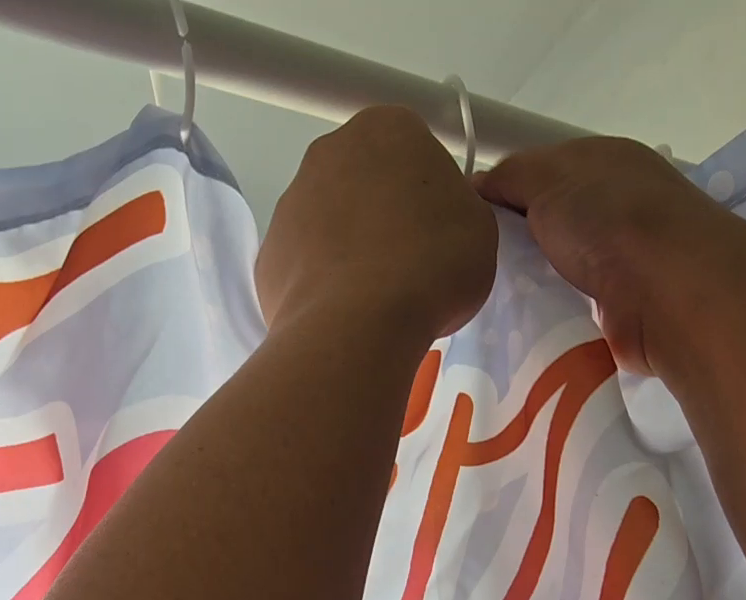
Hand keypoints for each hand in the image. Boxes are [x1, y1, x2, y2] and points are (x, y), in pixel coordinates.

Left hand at [257, 106, 497, 344]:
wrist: (358, 325)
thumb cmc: (431, 264)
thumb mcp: (478, 226)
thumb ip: (455, 206)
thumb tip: (433, 218)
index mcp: (386, 128)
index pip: (411, 149)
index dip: (427, 192)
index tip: (436, 228)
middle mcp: (327, 153)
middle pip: (361, 181)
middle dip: (379, 214)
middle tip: (407, 262)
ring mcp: (288, 204)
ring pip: (325, 222)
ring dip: (346, 249)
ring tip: (373, 295)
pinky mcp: (266, 256)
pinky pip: (301, 265)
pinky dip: (318, 284)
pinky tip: (341, 312)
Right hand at [475, 137, 745, 376]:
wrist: (668, 292)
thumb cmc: (608, 221)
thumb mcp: (547, 179)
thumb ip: (508, 176)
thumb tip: (474, 186)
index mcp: (604, 162)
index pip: (538, 172)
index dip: (500, 193)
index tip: (466, 222)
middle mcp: (615, 204)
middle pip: (544, 222)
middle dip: (509, 242)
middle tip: (468, 264)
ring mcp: (620, 255)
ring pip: (552, 265)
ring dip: (524, 281)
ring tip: (483, 296)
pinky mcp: (617, 303)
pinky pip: (566, 303)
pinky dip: (544, 310)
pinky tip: (516, 321)